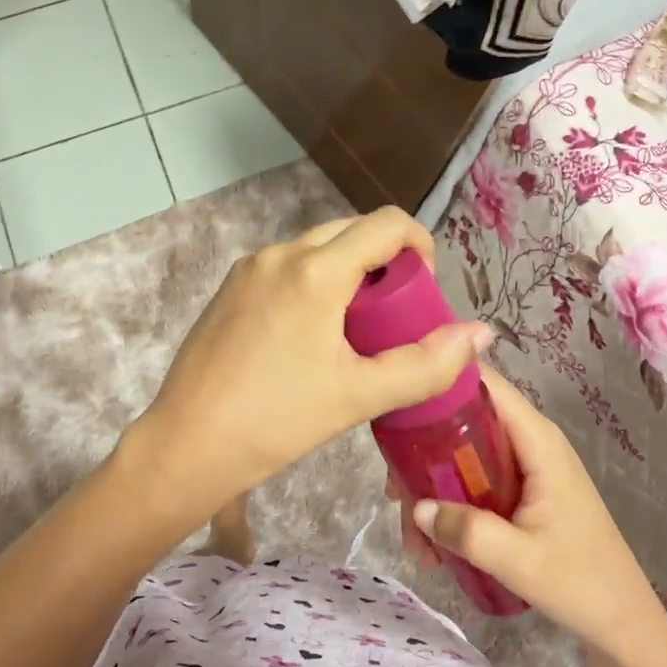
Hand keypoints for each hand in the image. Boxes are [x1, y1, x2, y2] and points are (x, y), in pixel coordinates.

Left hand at [120, 207, 491, 520]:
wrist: (186, 442)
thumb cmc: (277, 419)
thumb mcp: (360, 396)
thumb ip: (427, 364)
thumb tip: (480, 333)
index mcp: (315, 270)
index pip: (386, 223)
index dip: (420, 245)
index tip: (424, 291)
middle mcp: (280, 254)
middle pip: (351, 231)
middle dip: (385, 262)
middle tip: (395, 318)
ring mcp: (248, 268)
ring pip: (316, 249)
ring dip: (348, 274)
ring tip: (355, 332)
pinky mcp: (229, 288)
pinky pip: (286, 268)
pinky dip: (314, 284)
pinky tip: (310, 337)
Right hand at [411, 368, 655, 648]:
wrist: (623, 623)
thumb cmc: (582, 583)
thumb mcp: (519, 560)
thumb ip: (468, 531)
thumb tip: (415, 506)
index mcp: (536, 440)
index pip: (483, 382)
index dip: (440, 379)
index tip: (397, 399)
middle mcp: (529, 441)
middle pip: (463, 419)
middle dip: (422, 451)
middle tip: (393, 492)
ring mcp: (524, 465)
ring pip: (462, 454)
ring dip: (432, 488)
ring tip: (413, 538)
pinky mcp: (520, 489)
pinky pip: (472, 479)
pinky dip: (449, 502)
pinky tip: (433, 544)